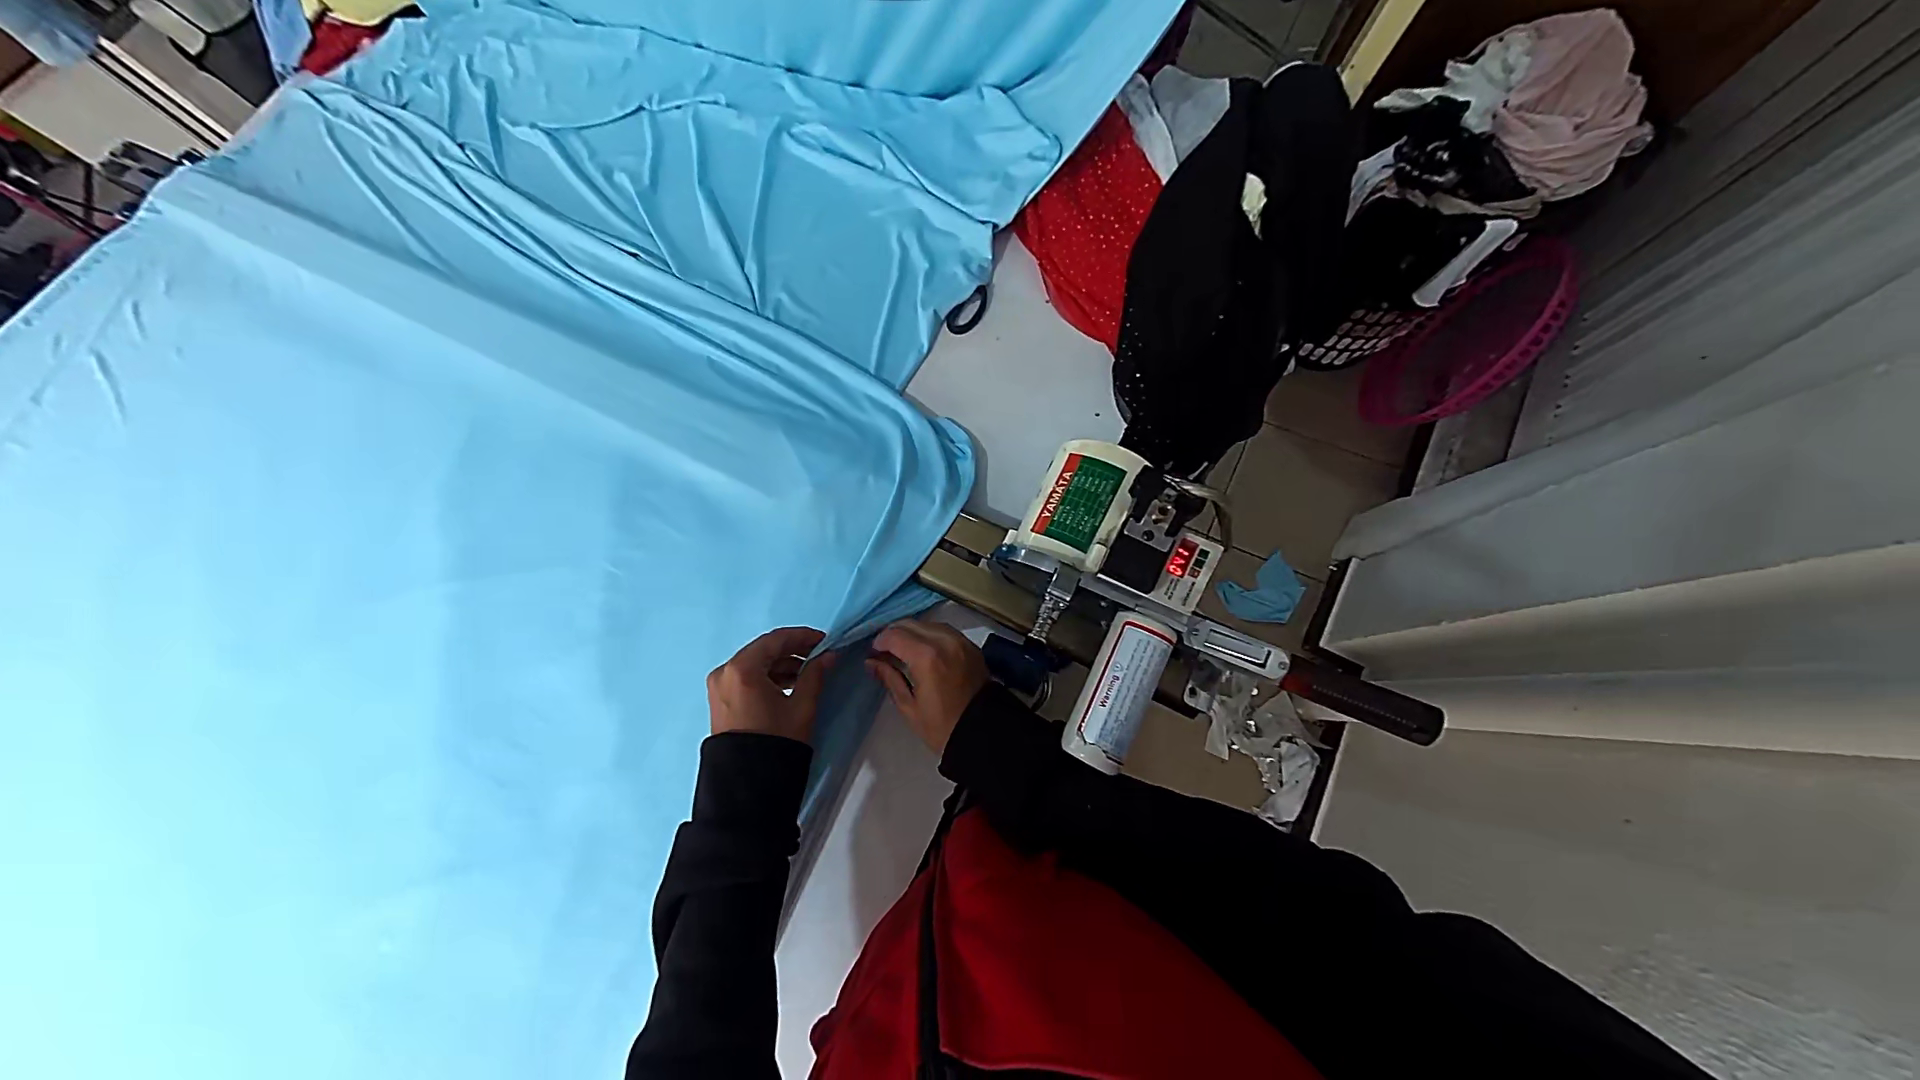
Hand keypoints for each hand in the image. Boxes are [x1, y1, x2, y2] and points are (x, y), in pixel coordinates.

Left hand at [707, 626, 837, 742]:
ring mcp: (719, 687)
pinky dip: (768, 676)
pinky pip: (747, 678)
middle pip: (764, 650)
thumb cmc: (776, 741)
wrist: (747, 784)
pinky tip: (790, 684)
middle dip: (793, 651)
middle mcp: (725, 672)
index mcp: (742, 669)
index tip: (824, 640)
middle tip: (819, 654)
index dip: (803, 637)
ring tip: (808, 672)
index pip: (776, 640)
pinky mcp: (720, 700)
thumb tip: (828, 656)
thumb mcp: (802, 706)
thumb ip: (815, 674)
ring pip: (755, 664)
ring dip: (782, 664)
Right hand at [867, 618, 987, 755]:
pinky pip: (945, 630)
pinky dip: (930, 634)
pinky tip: (924, 649)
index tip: (874, 654)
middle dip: (894, 634)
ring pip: (928, 624)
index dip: (880, 642)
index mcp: (926, 657)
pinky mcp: (971, 645)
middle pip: (911, 624)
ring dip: (912, 632)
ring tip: (904, 650)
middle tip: (885, 652)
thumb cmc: (942, 726)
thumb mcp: (909, 706)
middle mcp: (944, 641)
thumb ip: (890, 678)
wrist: (984, 732)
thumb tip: (871, 662)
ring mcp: (960, 641)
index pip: (894, 635)